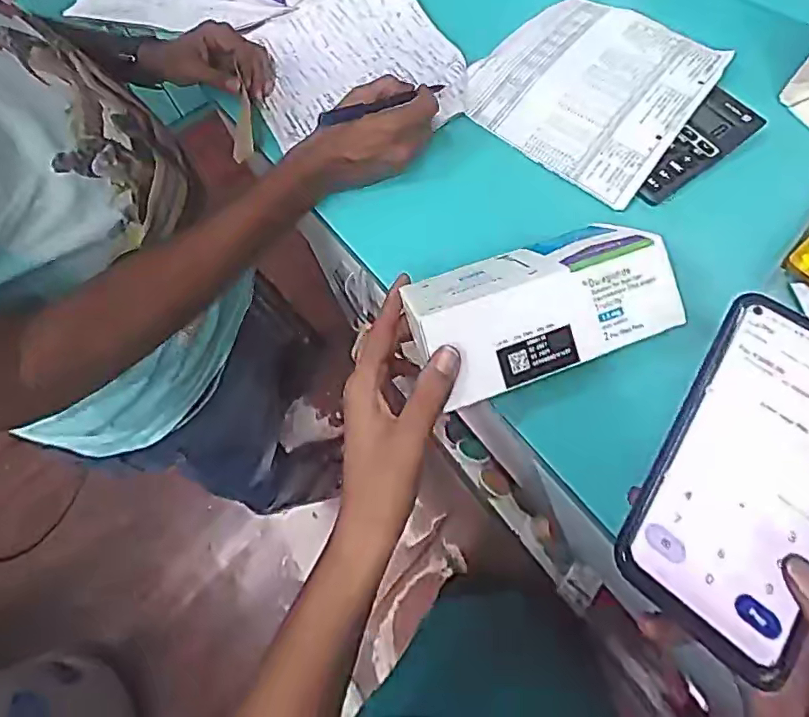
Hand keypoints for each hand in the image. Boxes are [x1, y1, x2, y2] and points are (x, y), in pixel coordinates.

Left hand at [138, 21, 274, 95]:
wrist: (158, 61)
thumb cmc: (173, 62)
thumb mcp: (193, 71)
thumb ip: (217, 78)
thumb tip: (239, 88)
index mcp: (219, 33)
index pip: (245, 50)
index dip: (253, 71)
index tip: (254, 91)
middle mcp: (228, 35)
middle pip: (255, 52)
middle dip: (261, 74)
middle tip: (261, 95)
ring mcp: (230, 44)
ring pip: (255, 58)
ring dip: (260, 76)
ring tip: (261, 95)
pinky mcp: (229, 55)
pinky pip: (248, 64)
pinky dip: (253, 77)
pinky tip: (255, 90)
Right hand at [282, 76, 438, 196]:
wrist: (322, 167)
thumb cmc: (334, 132)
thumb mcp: (357, 97)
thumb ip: (386, 87)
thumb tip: (405, 89)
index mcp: (395, 125)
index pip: (428, 106)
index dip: (426, 95)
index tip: (418, 90)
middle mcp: (405, 145)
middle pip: (428, 123)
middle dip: (421, 110)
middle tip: (406, 103)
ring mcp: (403, 161)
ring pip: (423, 138)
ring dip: (416, 126)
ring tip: (397, 119)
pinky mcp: (399, 170)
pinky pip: (414, 150)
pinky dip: (409, 139)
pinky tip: (391, 135)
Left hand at [335, 279, 459, 550]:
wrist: (367, 526)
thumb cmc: (385, 480)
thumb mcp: (411, 433)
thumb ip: (430, 391)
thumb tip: (447, 349)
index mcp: (362, 387)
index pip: (376, 337)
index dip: (391, 308)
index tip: (405, 282)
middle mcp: (361, 391)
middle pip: (379, 346)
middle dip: (400, 323)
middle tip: (428, 302)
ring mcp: (369, 407)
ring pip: (387, 365)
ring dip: (407, 347)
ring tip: (434, 332)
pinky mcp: (380, 421)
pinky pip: (395, 383)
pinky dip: (412, 371)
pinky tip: (432, 375)